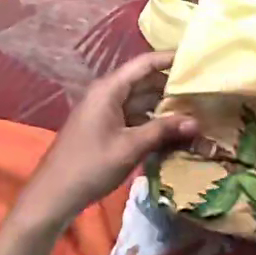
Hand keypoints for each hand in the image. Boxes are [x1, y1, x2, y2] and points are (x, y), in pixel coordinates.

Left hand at [13, 52, 193, 231]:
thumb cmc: (89, 166)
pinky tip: (172, 129)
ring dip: (163, 104)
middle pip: (145, 81)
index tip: (196, 58)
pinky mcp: (105, 127)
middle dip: (172, 85)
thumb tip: (196, 121)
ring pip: (141, 99)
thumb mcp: (130, 148)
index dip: (170, 59)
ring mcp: (105, 110)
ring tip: (194, 108)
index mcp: (109, 89)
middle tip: (202, 89)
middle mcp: (107, 93)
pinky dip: (152, 119)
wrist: (52, 196)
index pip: (144, 63)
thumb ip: (163, 130)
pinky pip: (134, 114)